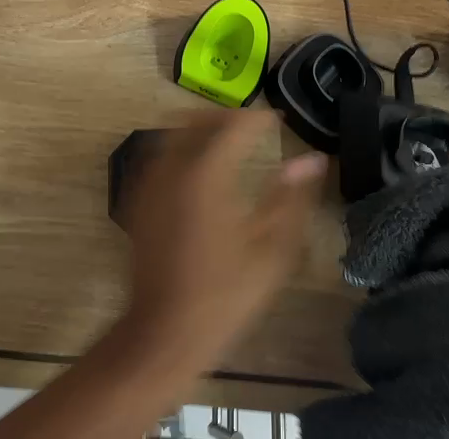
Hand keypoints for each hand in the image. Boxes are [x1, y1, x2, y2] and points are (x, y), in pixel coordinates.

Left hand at [115, 110, 326, 369]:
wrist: (164, 331)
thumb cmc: (224, 295)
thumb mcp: (271, 252)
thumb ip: (291, 198)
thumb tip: (312, 160)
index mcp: (207, 174)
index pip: (234, 125)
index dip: (258, 117)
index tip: (278, 119)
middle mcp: (173, 168)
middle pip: (197, 119)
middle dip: (226, 116)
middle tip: (252, 127)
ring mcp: (149, 182)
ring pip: (173, 133)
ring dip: (200, 127)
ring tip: (227, 142)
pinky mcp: (137, 199)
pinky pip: (158, 155)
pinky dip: (179, 147)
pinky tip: (197, 169)